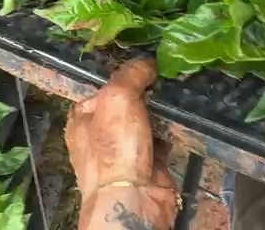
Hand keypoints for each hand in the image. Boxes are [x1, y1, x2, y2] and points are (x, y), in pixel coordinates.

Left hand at [67, 59, 176, 229]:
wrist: (134, 201)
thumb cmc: (116, 147)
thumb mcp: (118, 97)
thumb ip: (132, 73)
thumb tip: (149, 63)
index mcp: (83, 119)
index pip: (103, 87)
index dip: (124, 76)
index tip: (146, 66)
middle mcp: (101, 135)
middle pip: (128, 102)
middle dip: (147, 91)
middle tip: (166, 78)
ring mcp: (125, 151)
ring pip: (147, 119)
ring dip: (162, 109)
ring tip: (178, 92)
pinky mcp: (149, 163)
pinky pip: (162, 137)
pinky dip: (171, 129)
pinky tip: (181, 116)